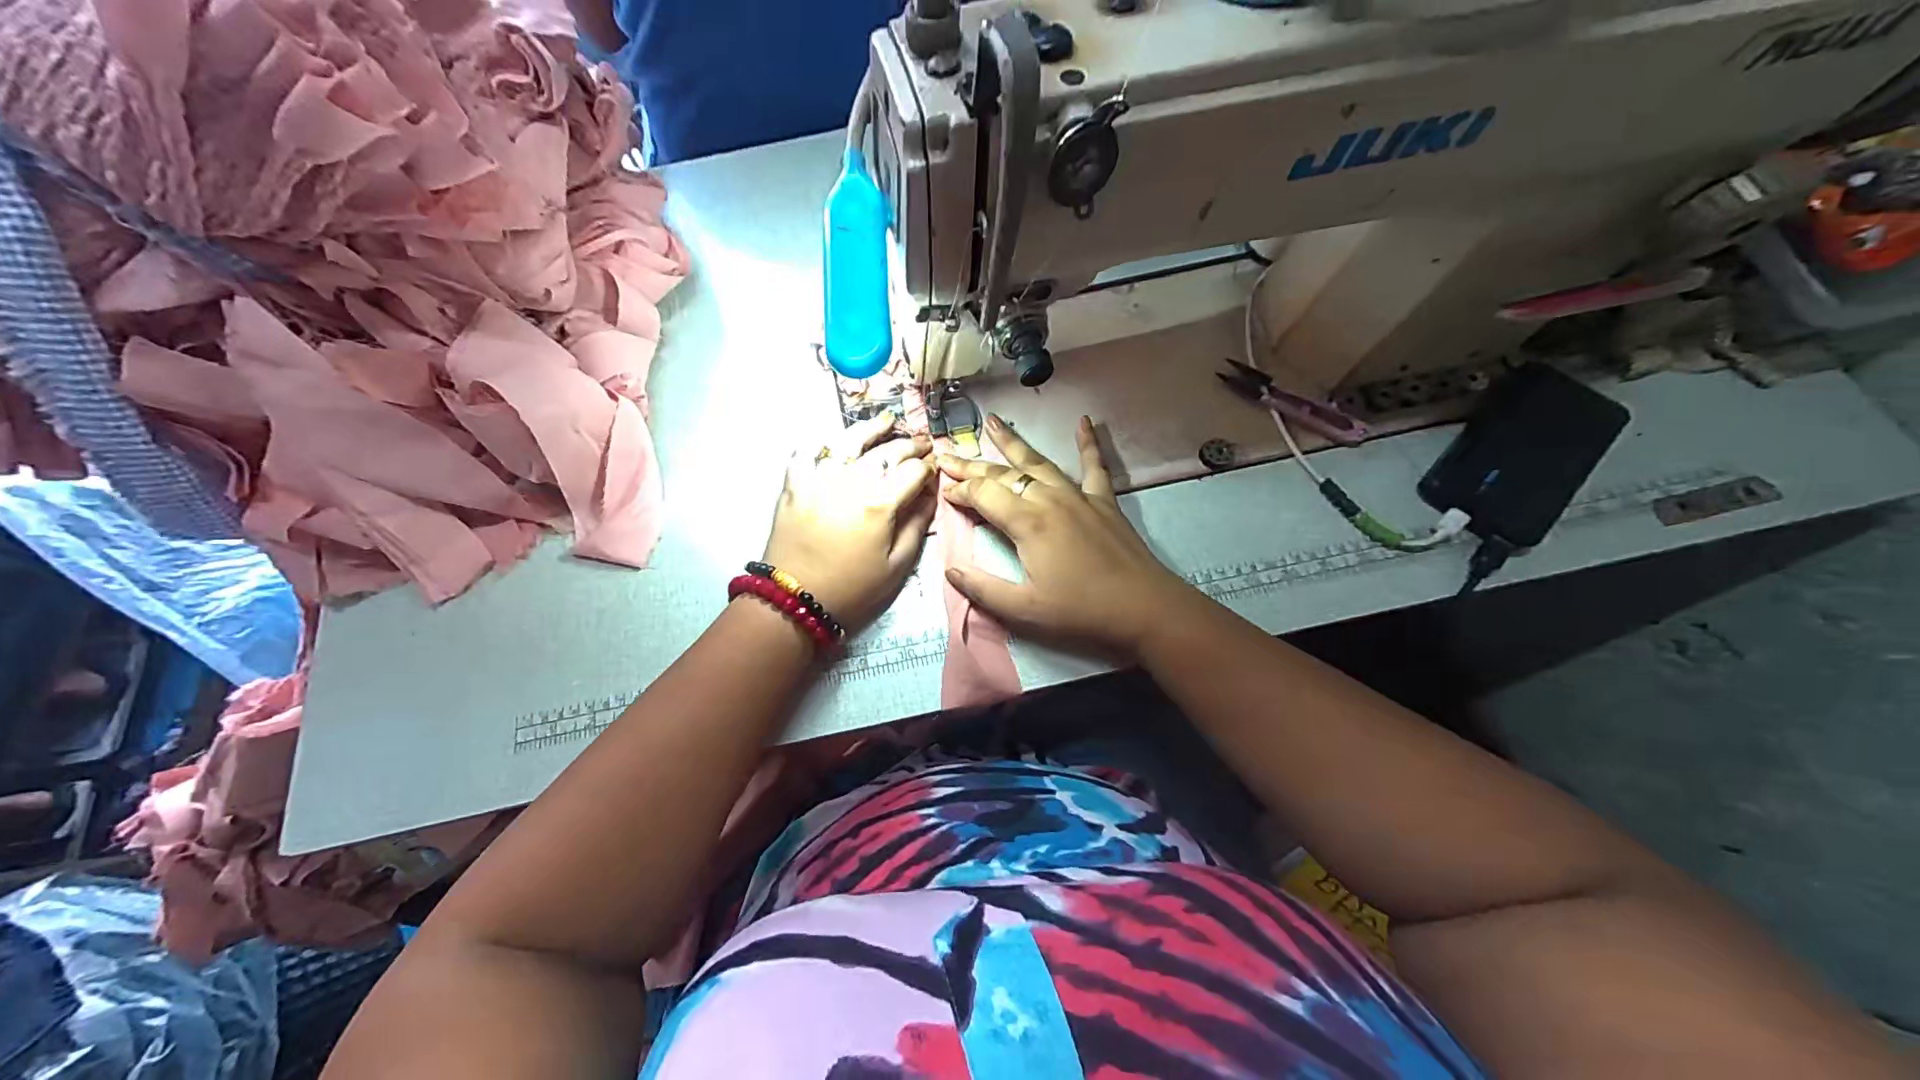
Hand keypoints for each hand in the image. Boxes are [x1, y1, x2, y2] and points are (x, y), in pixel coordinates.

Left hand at [761, 411, 935, 633]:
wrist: (793, 601)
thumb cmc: (852, 590)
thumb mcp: (896, 567)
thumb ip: (917, 526)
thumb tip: (929, 497)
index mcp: (880, 503)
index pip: (913, 471)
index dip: (929, 466)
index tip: (935, 466)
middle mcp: (851, 482)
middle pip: (887, 451)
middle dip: (909, 444)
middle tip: (921, 442)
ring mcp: (820, 479)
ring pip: (849, 441)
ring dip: (871, 429)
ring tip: (885, 421)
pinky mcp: (794, 485)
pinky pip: (806, 452)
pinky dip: (819, 442)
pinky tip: (831, 440)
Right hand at [939, 414, 1202, 660]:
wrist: (1143, 606)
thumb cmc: (1080, 610)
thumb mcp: (1024, 609)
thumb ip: (983, 589)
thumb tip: (950, 570)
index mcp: (1027, 522)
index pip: (983, 495)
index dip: (959, 491)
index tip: (942, 491)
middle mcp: (1049, 499)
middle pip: (1004, 474)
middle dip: (972, 464)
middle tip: (947, 453)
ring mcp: (1078, 496)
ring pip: (1039, 462)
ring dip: (1014, 442)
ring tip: (994, 421)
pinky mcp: (1103, 501)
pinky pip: (1094, 465)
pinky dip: (1087, 442)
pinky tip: (1085, 421)